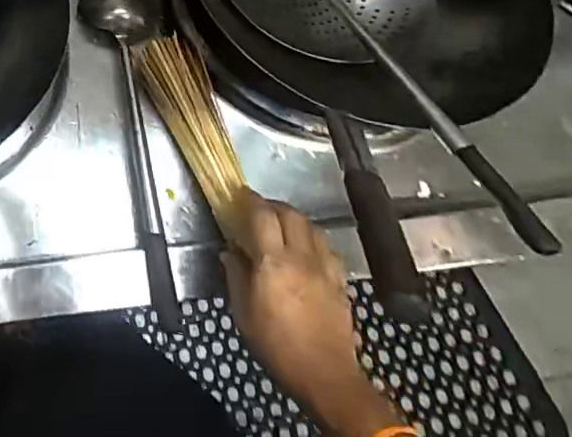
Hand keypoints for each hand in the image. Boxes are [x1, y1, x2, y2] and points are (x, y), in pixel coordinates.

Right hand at [221, 192, 402, 436]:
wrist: (326, 377)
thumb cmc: (277, 344)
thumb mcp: (243, 312)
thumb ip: (236, 275)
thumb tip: (229, 252)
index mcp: (274, 262)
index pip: (263, 216)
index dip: (251, 200)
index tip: (241, 194)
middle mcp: (302, 259)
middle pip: (292, 215)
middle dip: (275, 205)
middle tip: (261, 208)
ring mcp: (326, 271)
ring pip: (314, 229)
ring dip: (297, 220)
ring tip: (284, 225)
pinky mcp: (342, 285)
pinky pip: (329, 251)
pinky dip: (315, 242)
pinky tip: (308, 251)